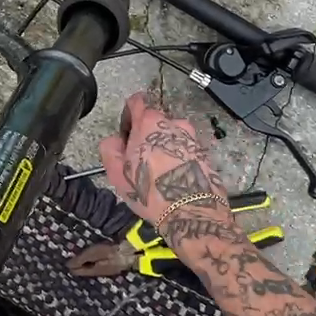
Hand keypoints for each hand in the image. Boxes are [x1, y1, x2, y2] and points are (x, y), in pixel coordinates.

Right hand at [97, 93, 232, 233]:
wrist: (192, 214)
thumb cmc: (152, 193)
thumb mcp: (117, 173)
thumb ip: (110, 148)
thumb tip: (115, 141)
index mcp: (149, 123)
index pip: (137, 101)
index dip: (129, 115)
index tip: (128, 131)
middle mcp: (173, 124)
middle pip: (155, 122)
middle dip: (148, 136)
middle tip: (142, 160)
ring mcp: (192, 139)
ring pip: (172, 137)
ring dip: (165, 148)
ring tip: (160, 173)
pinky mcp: (205, 155)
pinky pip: (186, 151)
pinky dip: (179, 160)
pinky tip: (174, 180)